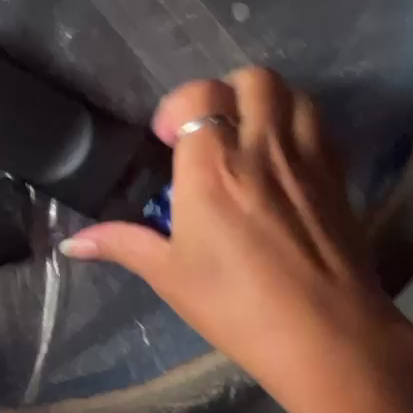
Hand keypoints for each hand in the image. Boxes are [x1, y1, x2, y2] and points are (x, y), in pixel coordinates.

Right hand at [60, 68, 412, 412]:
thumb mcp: (167, 274)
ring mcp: (308, 158)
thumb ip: (121, 244)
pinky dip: (295, 125)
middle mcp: (263, 149)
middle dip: (222, 95)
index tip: (166, 143)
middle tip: (204, 135)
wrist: (323, 332)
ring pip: (291, 93)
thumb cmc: (233, 304)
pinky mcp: (339, 175)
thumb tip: (73, 243)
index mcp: (212, 169)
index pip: (199, 96)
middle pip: (252, 80)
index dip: (178, 108)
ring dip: (262, 103)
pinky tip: (277, 162)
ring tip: (242, 140)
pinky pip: (318, 124)